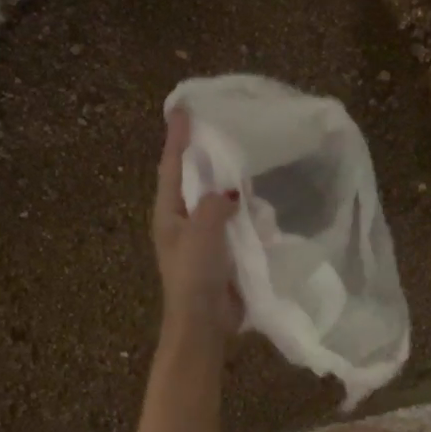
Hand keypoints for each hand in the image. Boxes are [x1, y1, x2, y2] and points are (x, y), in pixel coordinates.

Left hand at [155, 109, 242, 338]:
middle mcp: (183, 221)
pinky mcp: (223, 252)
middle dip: (204, 154)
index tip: (183, 107)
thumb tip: (230, 193)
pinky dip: (245, 210)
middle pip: (193, 179)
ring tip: (244, 156)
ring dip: (227, 181)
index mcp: (169, 213)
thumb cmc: (195, 277)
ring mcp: (203, 237)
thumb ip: (214, 205)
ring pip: (215, 200)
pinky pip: (234, 222)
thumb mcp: (203, 234)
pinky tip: (261, 201)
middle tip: (219, 125)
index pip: (173, 165)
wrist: (204, 324)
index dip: (178, 137)